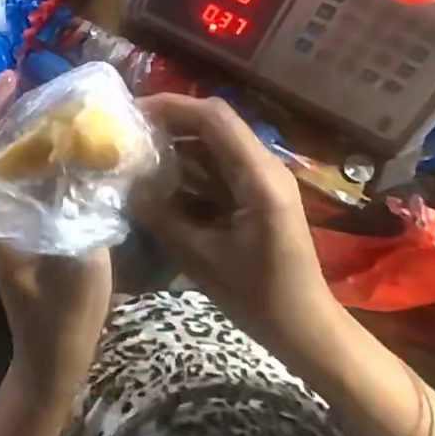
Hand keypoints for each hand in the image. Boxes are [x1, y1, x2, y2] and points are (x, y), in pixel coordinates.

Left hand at [0, 72, 112, 394]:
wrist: (52, 357)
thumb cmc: (62, 316)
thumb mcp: (78, 267)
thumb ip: (81, 217)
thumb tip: (87, 162)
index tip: (10, 80)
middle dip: (9, 110)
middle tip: (36, 76)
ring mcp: (12, 216)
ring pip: (11, 158)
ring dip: (26, 125)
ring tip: (55, 97)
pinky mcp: (30, 222)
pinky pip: (31, 174)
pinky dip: (44, 149)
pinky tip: (72, 139)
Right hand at [130, 94, 338, 357]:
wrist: (307, 328)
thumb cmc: (261, 299)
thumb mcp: (204, 260)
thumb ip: (164, 218)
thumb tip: (127, 188)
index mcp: (259, 177)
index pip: (214, 118)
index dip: (172, 107)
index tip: (132, 113)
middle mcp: (265, 166)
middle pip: (215, 122)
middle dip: (171, 120)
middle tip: (130, 131)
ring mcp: (264, 177)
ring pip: (216, 141)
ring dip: (179, 142)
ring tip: (139, 151)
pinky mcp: (259, 191)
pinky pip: (221, 164)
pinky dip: (191, 164)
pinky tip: (163, 178)